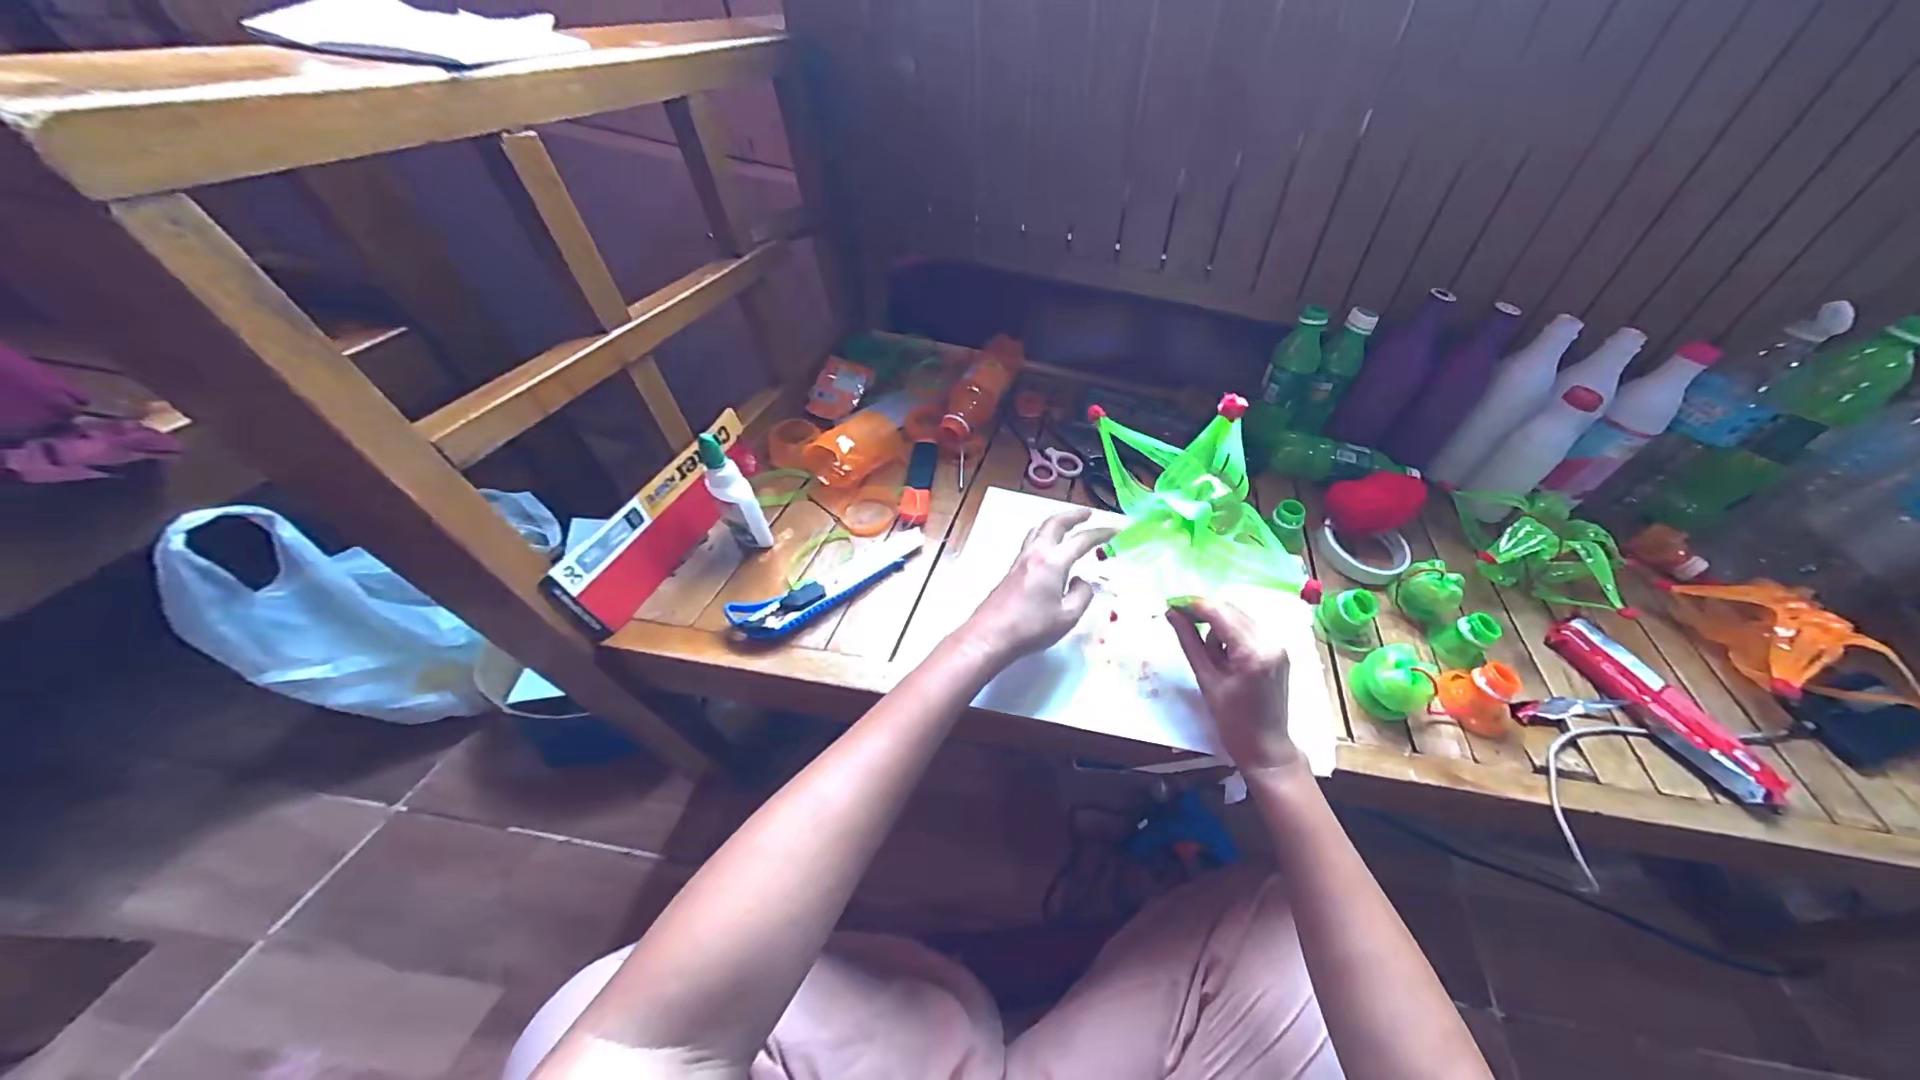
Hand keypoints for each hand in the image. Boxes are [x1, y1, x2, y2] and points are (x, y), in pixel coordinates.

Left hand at [960, 508, 1116, 663]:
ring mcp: (1020, 561)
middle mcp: (1035, 554)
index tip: (1116, 530)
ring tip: (1068, 525)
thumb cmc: (1031, 628)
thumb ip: (1081, 595)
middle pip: (1054, 523)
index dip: (1101, 533)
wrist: (991, 635)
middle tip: (1088, 514)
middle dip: (1073, 515)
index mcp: (1052, 562)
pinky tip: (1050, 549)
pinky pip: (1031, 543)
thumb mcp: (1068, 616)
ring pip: (1038, 530)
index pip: (1081, 540)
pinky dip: (1044, 536)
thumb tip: (1081, 581)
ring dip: (1055, 523)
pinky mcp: (1011, 571)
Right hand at [1167, 598, 1299, 770]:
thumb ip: (1189, 641)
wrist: (1265, 746)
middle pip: (1231, 611)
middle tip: (1182, 625)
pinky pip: (1249, 630)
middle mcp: (1270, 642)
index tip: (1171, 604)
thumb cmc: (1231, 719)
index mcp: (1253, 651)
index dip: (1194, 605)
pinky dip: (1232, 635)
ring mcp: (1278, 645)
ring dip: (1219, 626)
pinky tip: (1223, 656)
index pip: (1219, 613)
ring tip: (1210, 656)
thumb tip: (1172, 613)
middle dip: (1206, 615)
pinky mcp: (1278, 651)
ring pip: (1239, 618)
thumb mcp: (1205, 678)